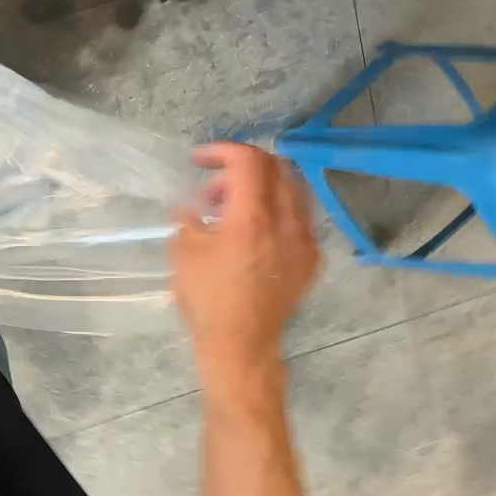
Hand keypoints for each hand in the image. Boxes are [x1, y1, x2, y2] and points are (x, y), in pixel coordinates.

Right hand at [170, 143, 319, 377]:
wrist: (241, 344)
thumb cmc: (207, 299)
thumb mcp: (183, 252)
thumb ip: (189, 217)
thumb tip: (194, 206)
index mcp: (252, 217)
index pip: (248, 161)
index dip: (222, 150)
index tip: (199, 160)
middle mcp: (286, 222)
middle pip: (276, 168)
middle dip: (242, 166)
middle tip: (213, 188)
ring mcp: (305, 241)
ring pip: (294, 190)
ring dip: (262, 186)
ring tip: (232, 209)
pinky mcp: (311, 259)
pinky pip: (300, 217)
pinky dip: (277, 209)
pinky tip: (254, 232)